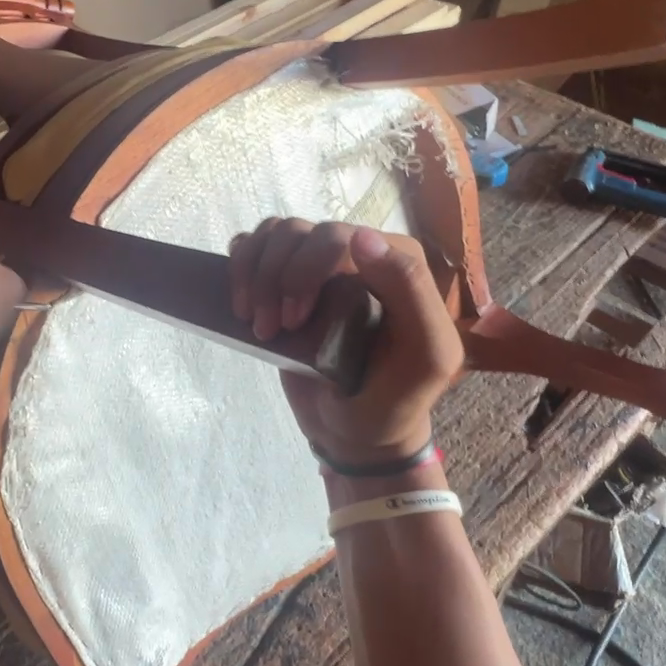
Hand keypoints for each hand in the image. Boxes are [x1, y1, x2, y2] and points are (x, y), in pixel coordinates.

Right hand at [229, 220, 462, 465]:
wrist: (355, 431)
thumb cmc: (393, 400)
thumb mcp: (425, 356)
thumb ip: (411, 292)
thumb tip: (362, 236)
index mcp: (396, 262)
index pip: (340, 236)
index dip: (306, 271)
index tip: (293, 322)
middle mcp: (358, 255)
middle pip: (300, 233)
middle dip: (273, 279)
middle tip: (267, 331)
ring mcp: (321, 266)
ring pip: (276, 234)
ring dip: (252, 274)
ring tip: (253, 323)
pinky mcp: (289, 279)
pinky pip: (257, 245)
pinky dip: (240, 264)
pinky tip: (241, 298)